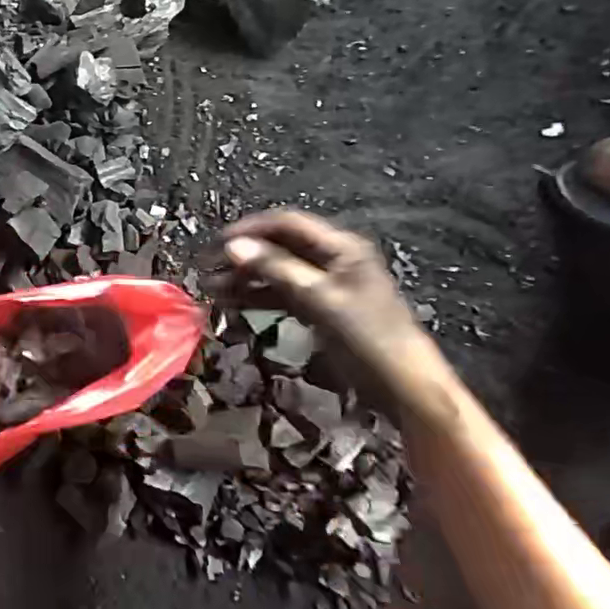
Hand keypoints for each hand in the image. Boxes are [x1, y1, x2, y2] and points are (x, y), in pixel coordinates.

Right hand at [212, 209, 453, 409]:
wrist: (402, 384)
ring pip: (274, 270)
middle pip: (277, 246)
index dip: (249, 230)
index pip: (286, 224)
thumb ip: (274, 269)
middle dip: (242, 255)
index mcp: (340, 247)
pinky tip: (230, 302)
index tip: (217, 244)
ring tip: (211, 288)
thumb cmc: (367, 335)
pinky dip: (256, 296)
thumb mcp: (318, 298)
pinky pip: (279, 292)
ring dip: (243, 277)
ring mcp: (323, 283)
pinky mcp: (318, 306)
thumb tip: (232, 246)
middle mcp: (331, 259)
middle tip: (207, 267)